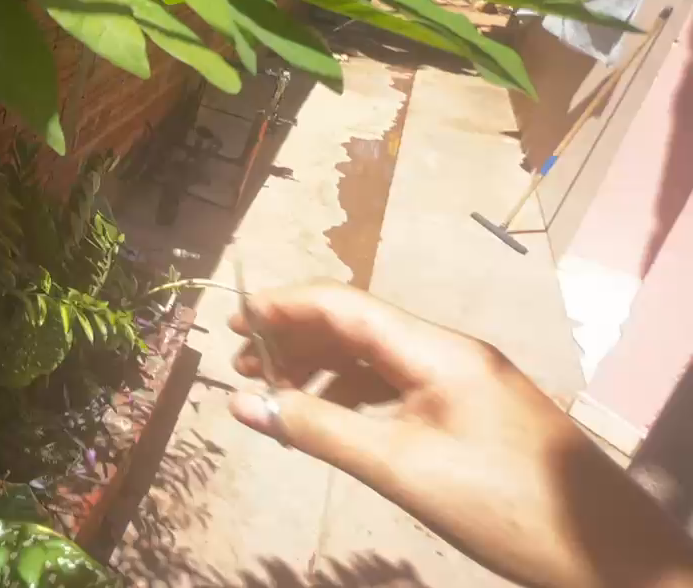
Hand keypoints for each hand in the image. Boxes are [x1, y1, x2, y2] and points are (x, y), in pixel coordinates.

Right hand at [229, 280, 692, 587]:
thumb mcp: (401, 469)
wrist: (633, 573)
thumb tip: (238, 402)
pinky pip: (391, 381)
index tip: (231, 324)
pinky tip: (327, 415)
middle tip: (242, 365)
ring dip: (316, 365)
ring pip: (368, 352)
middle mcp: (447, 351)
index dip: (279, 306)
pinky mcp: (471, 408)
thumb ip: (315, 427)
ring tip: (275, 392)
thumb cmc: (512, 509)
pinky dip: (347, 389)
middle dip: (291, 338)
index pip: (340, 304)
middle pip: (350, 323)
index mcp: (436, 351)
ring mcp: (462, 379)